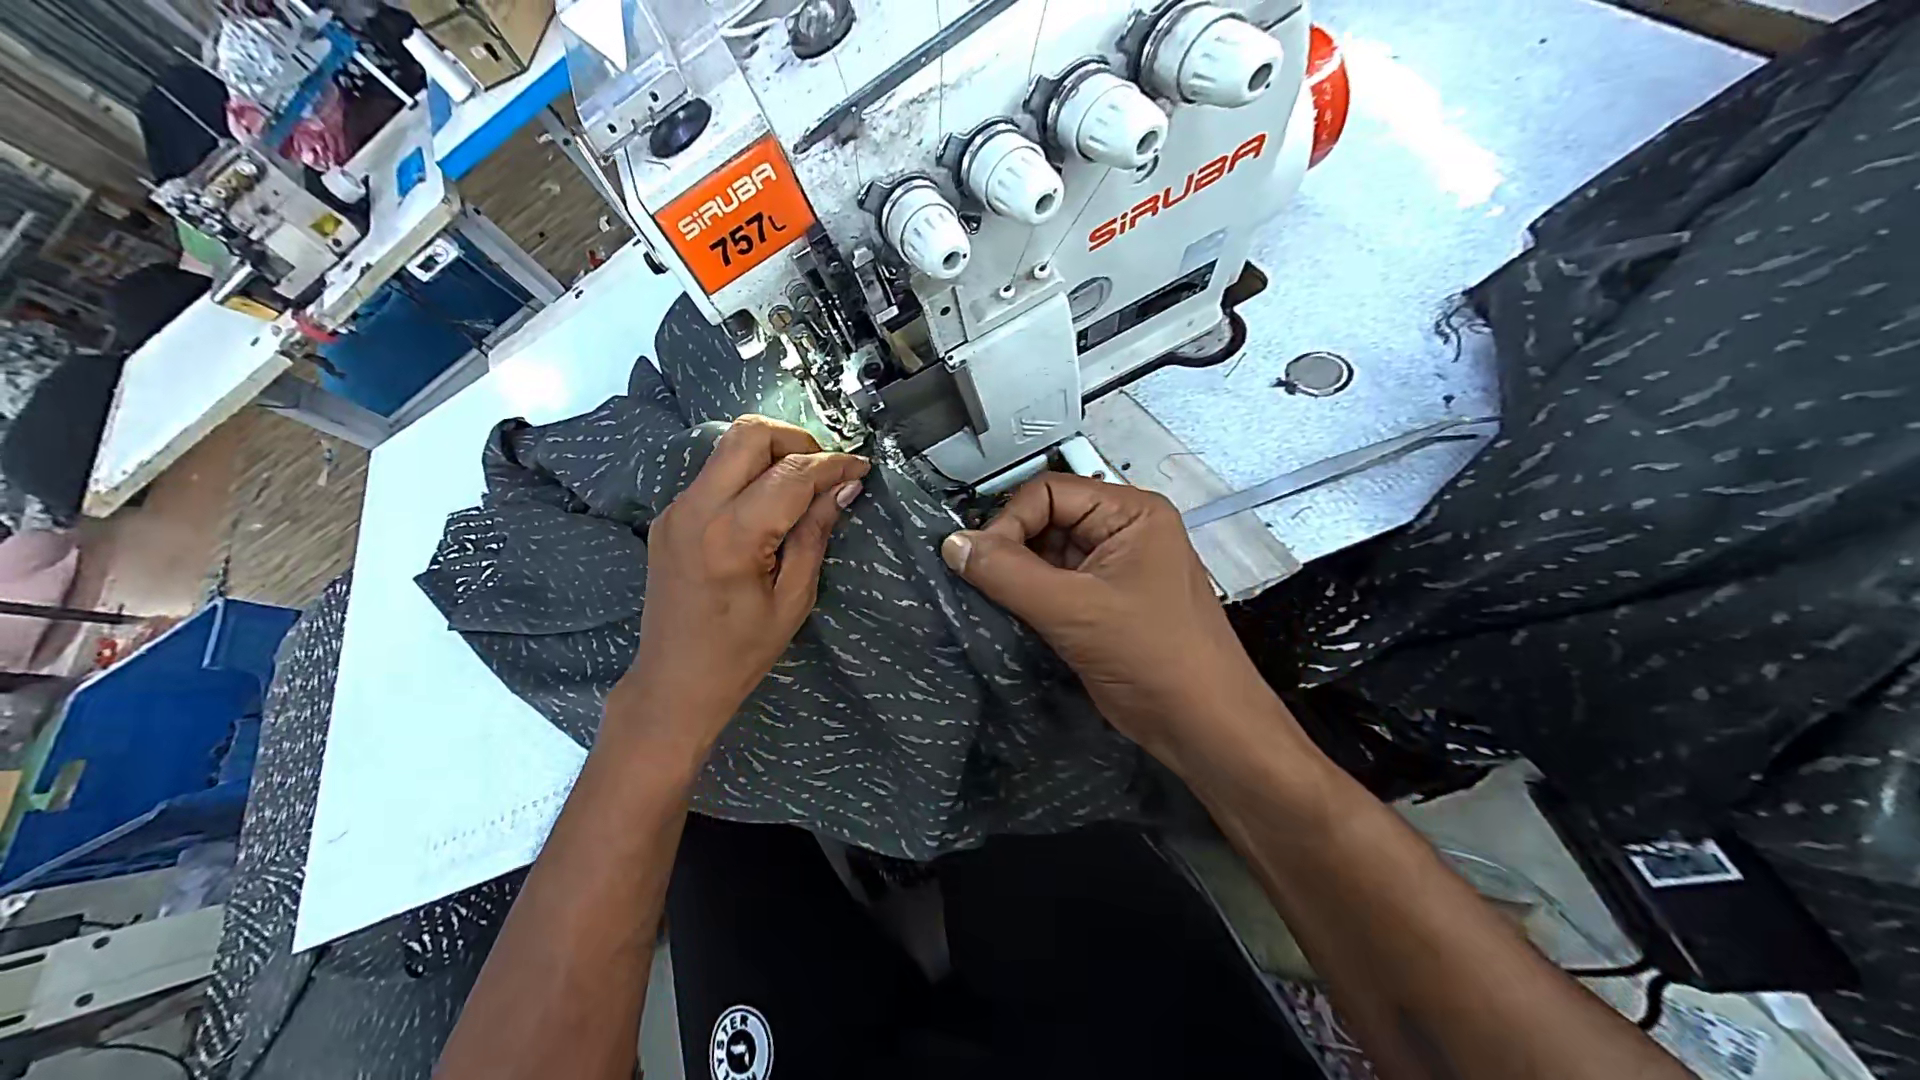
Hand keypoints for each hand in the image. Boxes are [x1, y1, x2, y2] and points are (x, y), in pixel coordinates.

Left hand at [609, 415, 868, 765]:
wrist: (674, 680)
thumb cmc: (741, 651)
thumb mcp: (793, 598)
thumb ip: (815, 534)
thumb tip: (844, 487)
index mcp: (730, 537)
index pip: (790, 475)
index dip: (832, 465)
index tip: (862, 467)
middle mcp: (695, 510)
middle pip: (748, 435)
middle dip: (796, 440)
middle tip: (826, 470)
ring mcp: (676, 509)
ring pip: (729, 446)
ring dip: (773, 452)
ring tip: (805, 485)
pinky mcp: (670, 515)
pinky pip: (715, 472)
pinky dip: (750, 472)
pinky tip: (772, 502)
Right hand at [941, 473, 1276, 772]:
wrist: (1202, 727)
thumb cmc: (1157, 659)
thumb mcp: (1075, 610)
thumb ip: (1008, 574)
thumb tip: (953, 544)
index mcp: (1131, 513)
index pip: (1048, 493)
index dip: (1010, 522)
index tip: (981, 561)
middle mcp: (1122, 532)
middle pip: (1045, 521)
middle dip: (1012, 551)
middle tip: (986, 585)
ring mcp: (1112, 571)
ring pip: (1045, 556)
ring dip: (1018, 578)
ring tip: (999, 605)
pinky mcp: (1101, 605)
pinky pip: (1053, 587)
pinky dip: (1029, 600)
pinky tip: (1014, 618)